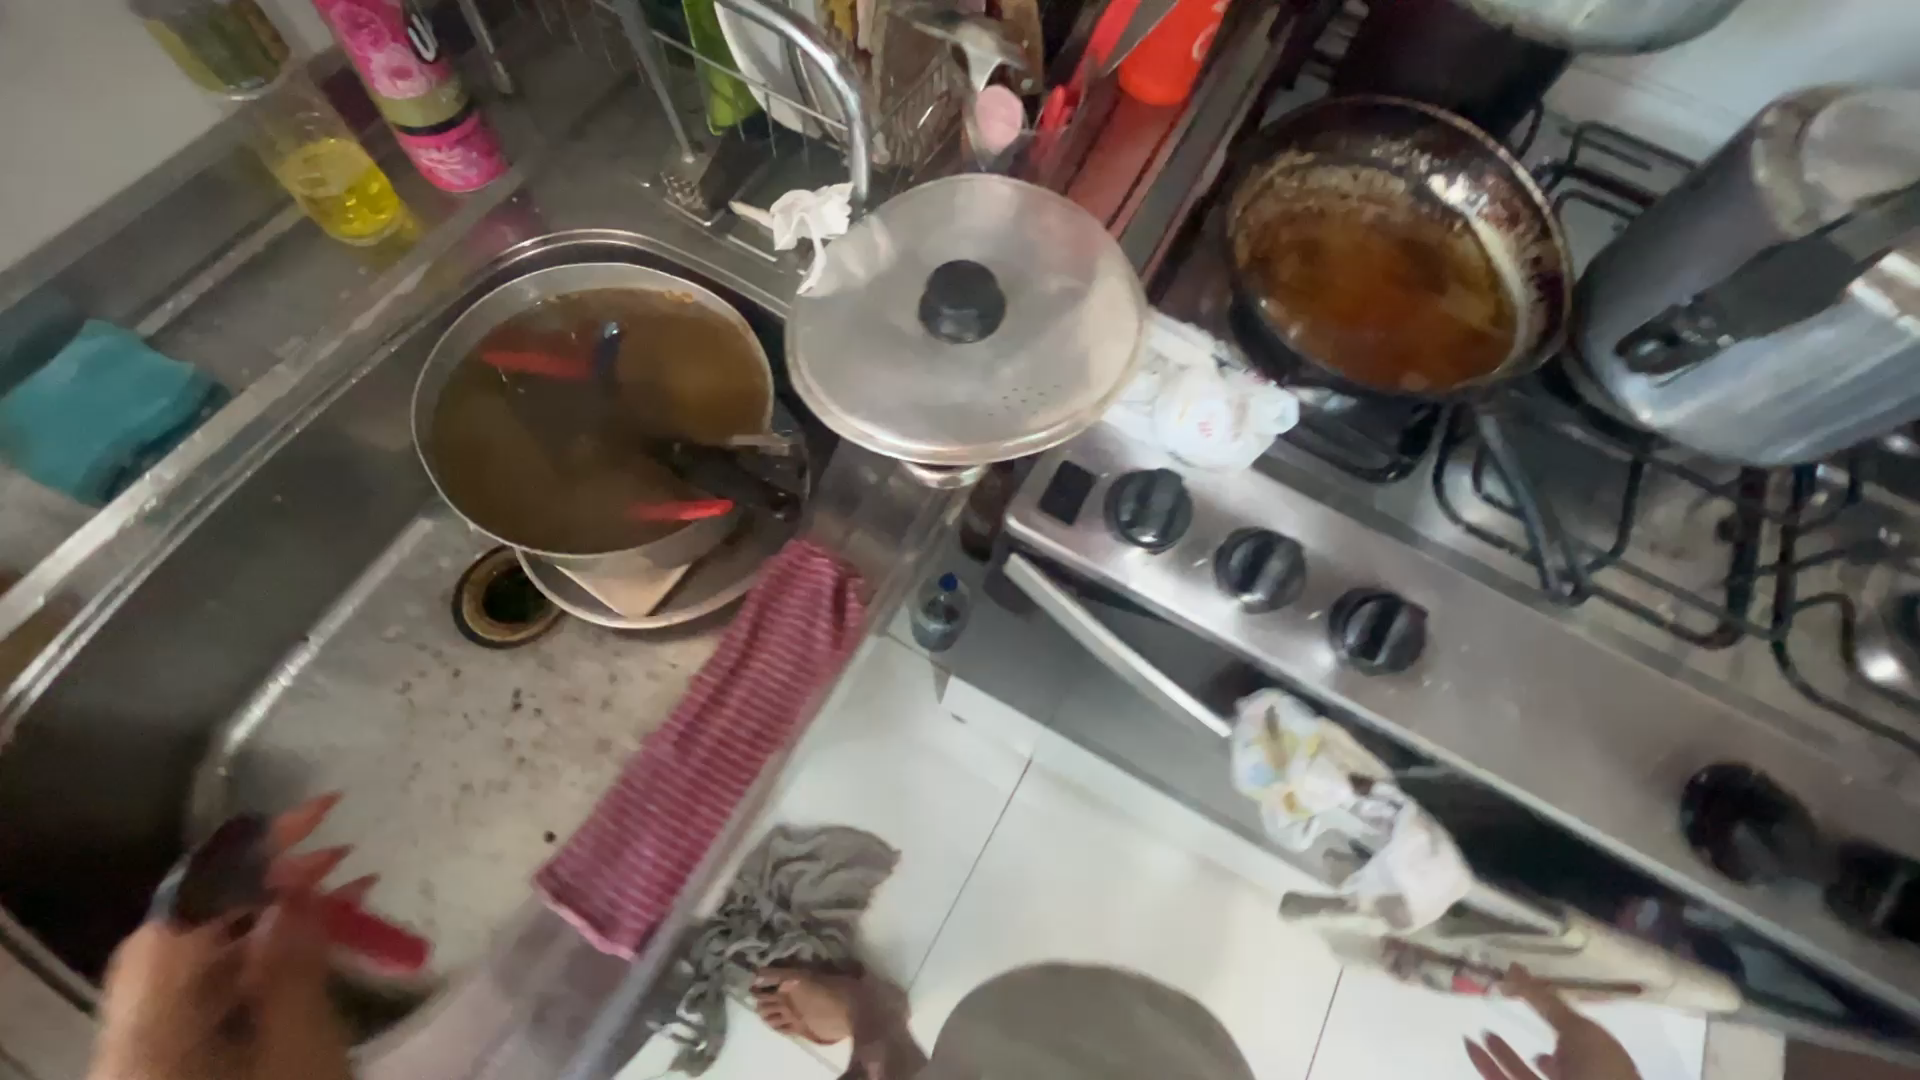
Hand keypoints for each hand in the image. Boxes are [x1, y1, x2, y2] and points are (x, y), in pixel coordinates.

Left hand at [90, 795, 364, 1079]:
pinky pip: (214, 987)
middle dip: (258, 876)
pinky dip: (265, 949)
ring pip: (201, 958)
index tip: (315, 815)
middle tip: (335, 839)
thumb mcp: (302, 1055)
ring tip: (346, 876)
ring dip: (269, 910)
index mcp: (150, 1037)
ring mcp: (150, 1053)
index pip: (182, 917)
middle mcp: (132, 1039)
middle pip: (182, 932)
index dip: (244, 856)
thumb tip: (294, 893)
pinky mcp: (176, 1064)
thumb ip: (292, 969)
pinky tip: (320, 933)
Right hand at [1463, 968, 1642, 1079]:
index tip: (1528, 994)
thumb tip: (1514, 968)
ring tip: (1484, 1028)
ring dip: (1503, 1051)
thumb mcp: (1580, 1031)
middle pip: (1558, 1056)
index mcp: (1604, 1061)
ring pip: (1526, 1072)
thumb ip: (1547, 1001)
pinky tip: (1469, 1042)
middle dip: (1536, 1037)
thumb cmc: (1599, 1075)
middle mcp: (1582, 1077)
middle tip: (1507, 1015)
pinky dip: (1484, 1063)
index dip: (1555, 1012)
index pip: (1581, 1034)